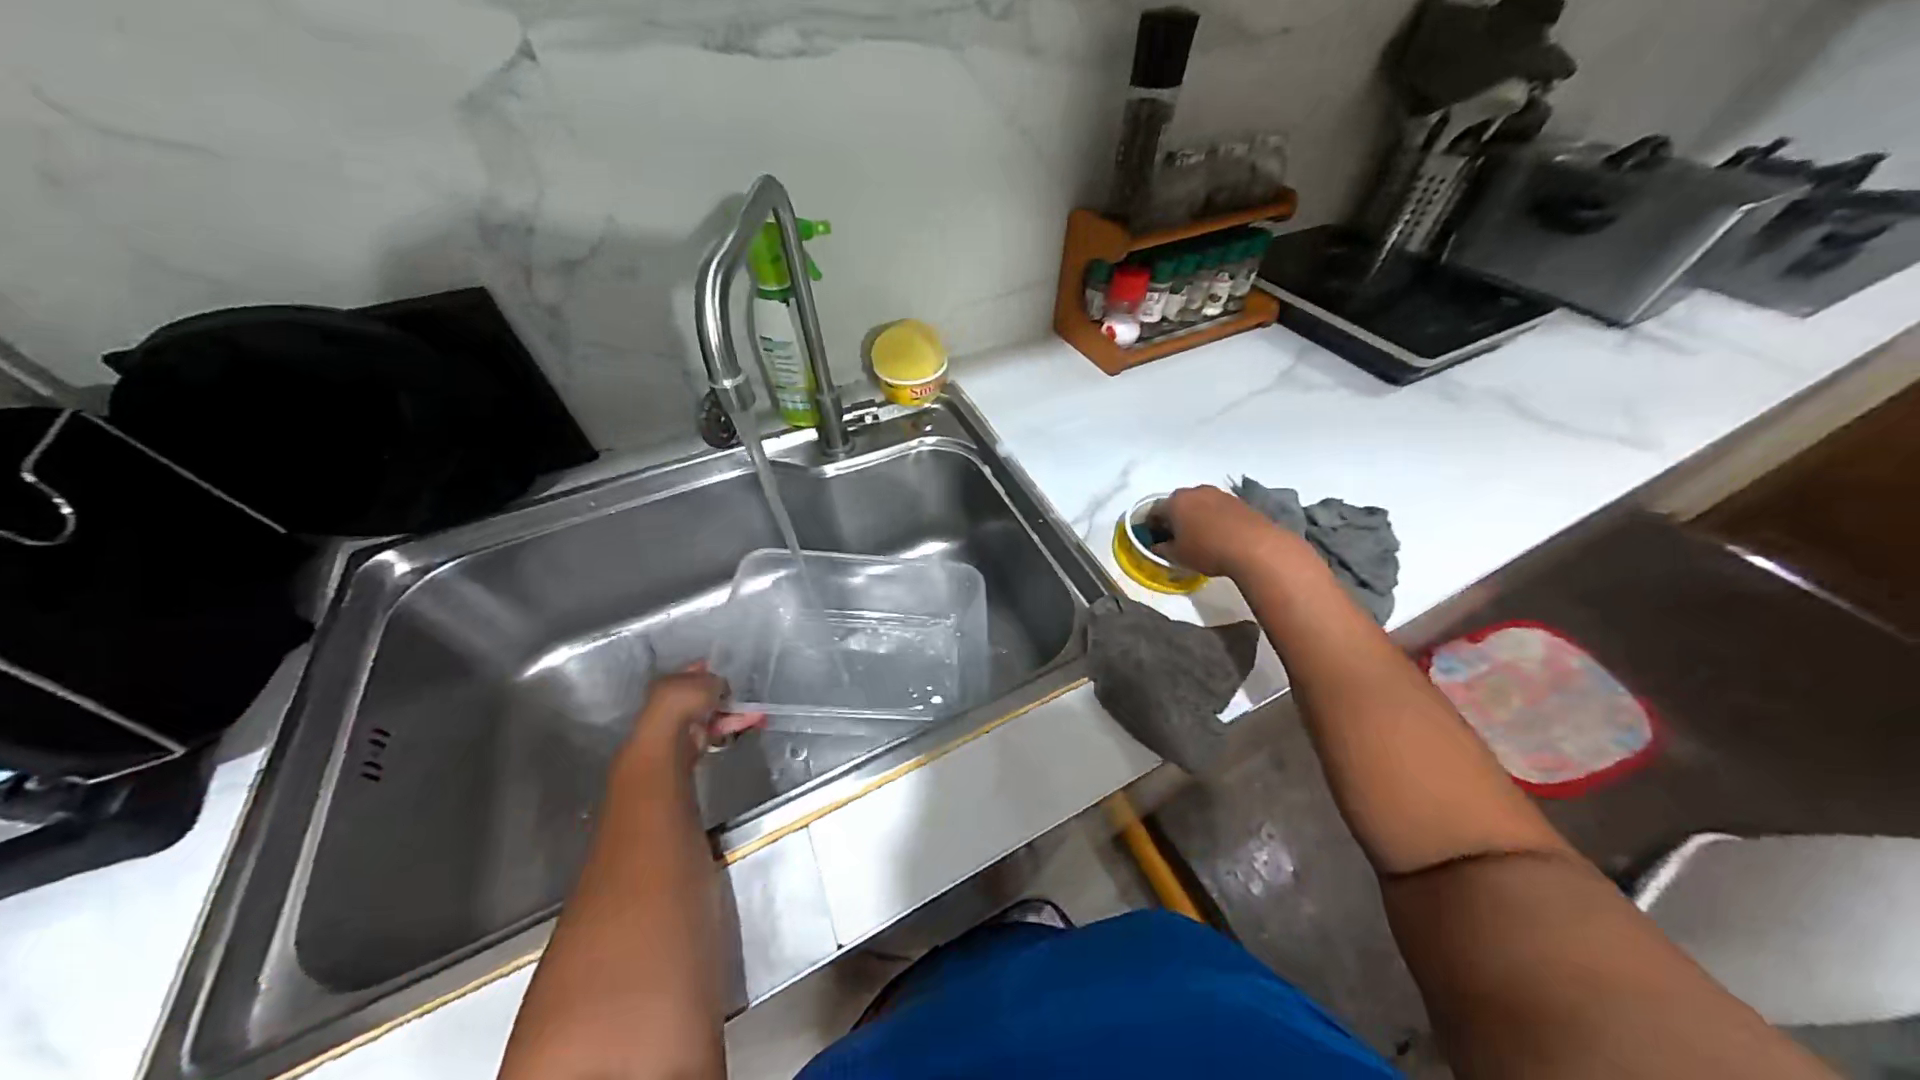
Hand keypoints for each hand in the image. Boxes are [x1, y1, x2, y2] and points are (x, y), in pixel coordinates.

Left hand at [627, 664, 765, 773]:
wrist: (673, 736)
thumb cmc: (686, 699)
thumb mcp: (709, 680)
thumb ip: (719, 681)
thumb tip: (723, 689)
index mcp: (673, 680)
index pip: (695, 671)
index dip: (711, 669)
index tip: (728, 670)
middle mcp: (678, 700)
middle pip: (707, 694)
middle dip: (726, 694)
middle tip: (744, 692)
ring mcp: (688, 720)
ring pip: (716, 712)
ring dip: (737, 711)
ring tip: (760, 711)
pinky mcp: (698, 738)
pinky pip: (720, 727)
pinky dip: (736, 724)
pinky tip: (756, 721)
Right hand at [1150, 484, 1300, 579]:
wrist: (1255, 547)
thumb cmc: (1208, 550)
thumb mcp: (1178, 556)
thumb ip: (1163, 550)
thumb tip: (1157, 546)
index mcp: (1175, 502)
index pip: (1154, 511)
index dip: (1151, 525)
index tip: (1154, 538)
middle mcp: (1195, 492)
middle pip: (1177, 503)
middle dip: (1174, 518)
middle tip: (1175, 537)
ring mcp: (1219, 494)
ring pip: (1199, 504)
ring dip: (1195, 516)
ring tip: (1199, 536)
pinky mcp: (1239, 501)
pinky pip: (1218, 508)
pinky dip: (1214, 518)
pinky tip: (1219, 535)